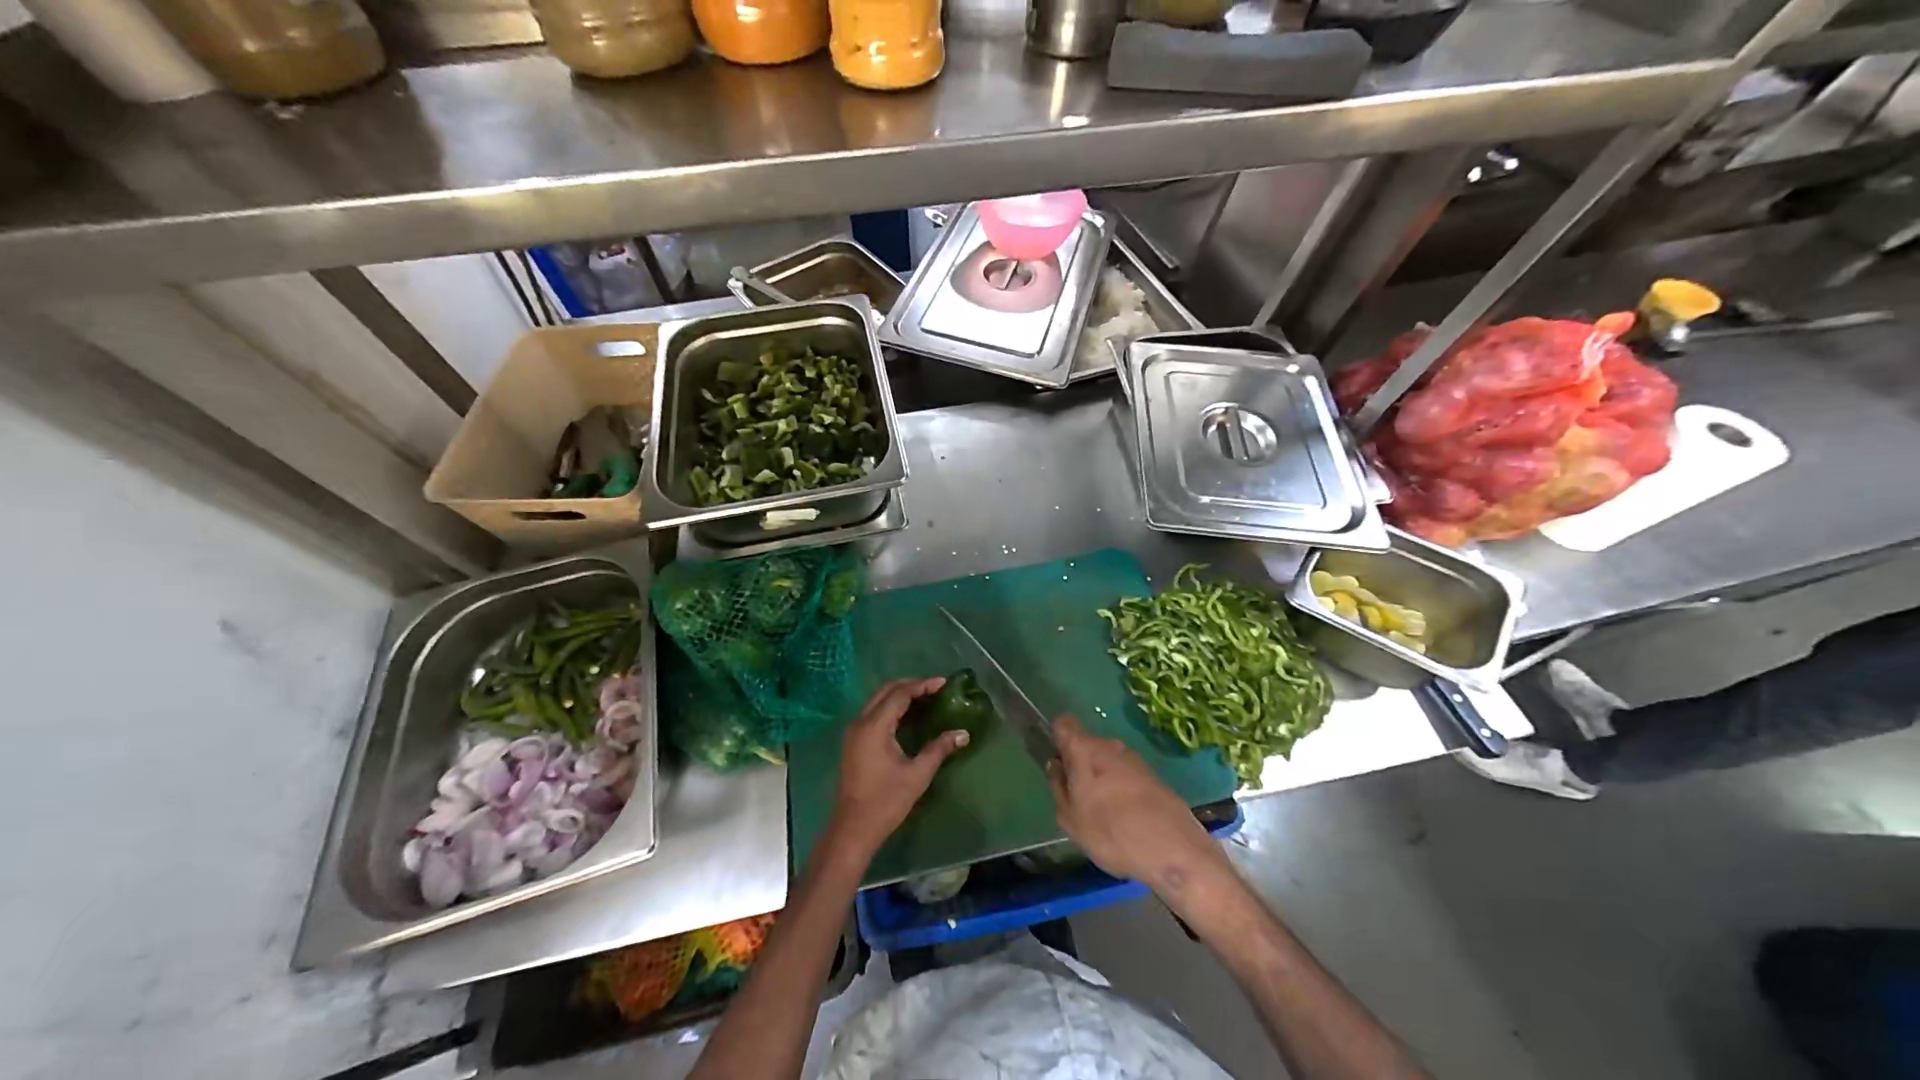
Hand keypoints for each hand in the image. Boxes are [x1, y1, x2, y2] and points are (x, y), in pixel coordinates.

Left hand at [828, 678, 970, 857]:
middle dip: (911, 686)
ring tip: (926, 699)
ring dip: (900, 696)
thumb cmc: (886, 801)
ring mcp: (853, 732)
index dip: (922, 685)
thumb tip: (963, 734)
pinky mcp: (853, 742)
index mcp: (874, 726)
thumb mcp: (918, 774)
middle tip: (936, 689)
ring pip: (877, 701)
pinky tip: (909, 717)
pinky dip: (891, 708)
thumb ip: (939, 748)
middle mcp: (860, 722)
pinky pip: (873, 713)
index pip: (899, 694)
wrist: (854, 828)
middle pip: (886, 691)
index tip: (944, 683)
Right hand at [1047, 714, 1229, 895]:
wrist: (1174, 850)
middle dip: (1080, 764)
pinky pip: (1127, 775)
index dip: (1057, 737)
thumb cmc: (1111, 833)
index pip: (1063, 723)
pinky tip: (1126, 818)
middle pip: (1087, 745)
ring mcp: (1135, 759)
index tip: (1058, 762)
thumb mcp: (1070, 819)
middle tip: (1079, 797)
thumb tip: (1056, 766)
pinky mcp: (1155, 775)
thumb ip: (1058, 787)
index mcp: (1084, 749)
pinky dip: (1122, 788)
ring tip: (1104, 813)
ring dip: (1102, 778)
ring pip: (1108, 761)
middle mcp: (1110, 745)